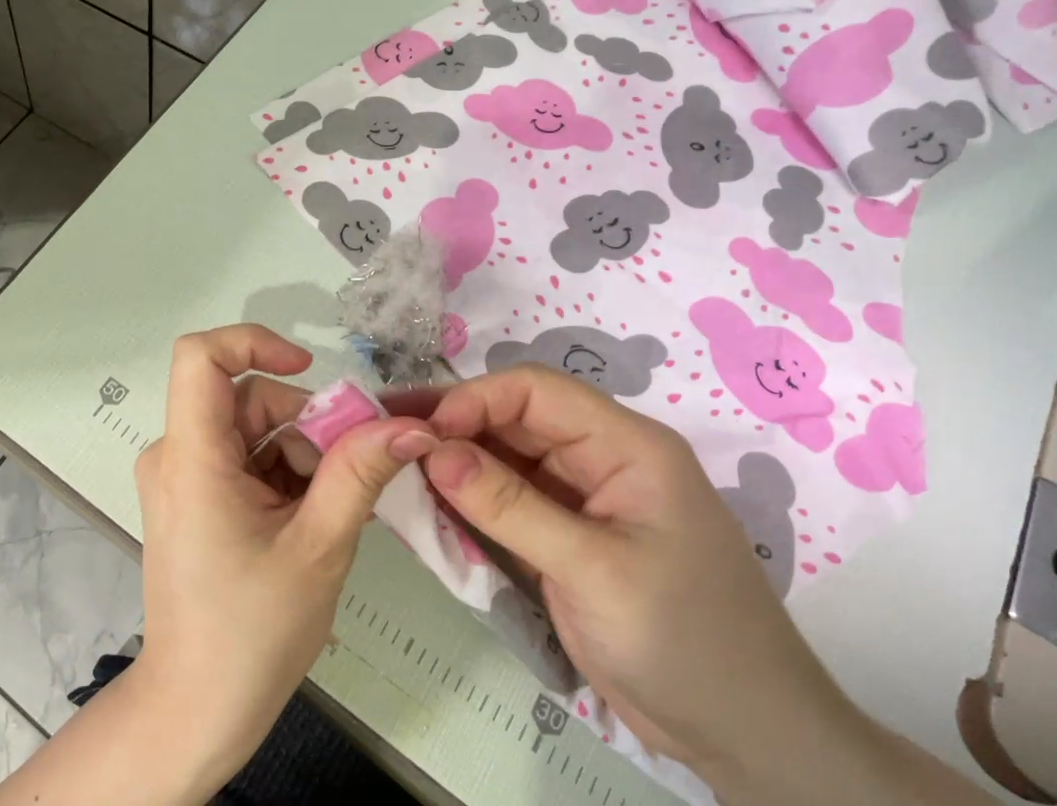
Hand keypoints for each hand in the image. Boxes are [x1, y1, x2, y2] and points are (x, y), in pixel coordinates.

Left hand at [129, 325, 434, 788]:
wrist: (199, 701)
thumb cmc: (255, 629)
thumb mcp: (320, 546)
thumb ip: (360, 472)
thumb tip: (411, 423)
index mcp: (191, 457)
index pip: (199, 356)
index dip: (252, 342)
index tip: (309, 372)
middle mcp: (173, 456)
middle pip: (240, 398)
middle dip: (301, 423)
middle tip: (344, 479)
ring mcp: (177, 479)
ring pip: (245, 430)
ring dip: (296, 454)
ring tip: (327, 514)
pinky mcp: (188, 500)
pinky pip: (237, 460)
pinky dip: (278, 475)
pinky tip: (308, 521)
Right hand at [414, 367, 988, 803]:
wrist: (743, 734)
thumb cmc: (684, 641)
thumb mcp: (592, 570)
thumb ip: (509, 506)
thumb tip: (431, 450)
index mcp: (626, 447)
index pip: (534, 391)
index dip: (471, 400)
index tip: (418, 434)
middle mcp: (599, 461)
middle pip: (511, 418)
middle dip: (448, 426)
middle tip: (381, 439)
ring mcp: (579, 501)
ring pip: (500, 458)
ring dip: (449, 462)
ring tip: (389, 468)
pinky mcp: (562, 537)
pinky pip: (502, 500)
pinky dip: (463, 499)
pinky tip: (423, 503)